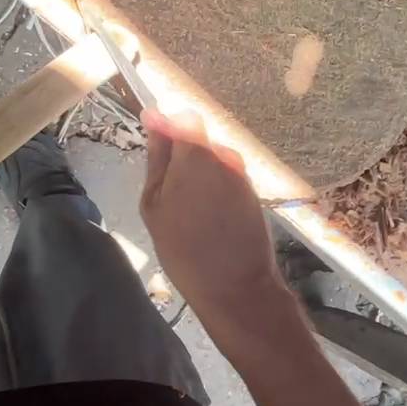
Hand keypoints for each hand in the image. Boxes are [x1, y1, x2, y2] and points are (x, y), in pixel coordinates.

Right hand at [139, 109, 291, 326]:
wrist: (236, 287)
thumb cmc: (183, 250)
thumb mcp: (154, 205)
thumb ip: (156, 160)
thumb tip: (154, 122)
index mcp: (195, 154)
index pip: (183, 119)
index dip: (169, 127)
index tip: (156, 143)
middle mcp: (223, 156)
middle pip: (199, 139)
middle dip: (184, 156)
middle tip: (170, 191)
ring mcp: (241, 174)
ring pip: (214, 159)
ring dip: (201, 174)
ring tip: (190, 211)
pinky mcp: (253, 191)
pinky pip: (228, 178)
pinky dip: (216, 190)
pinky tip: (209, 218)